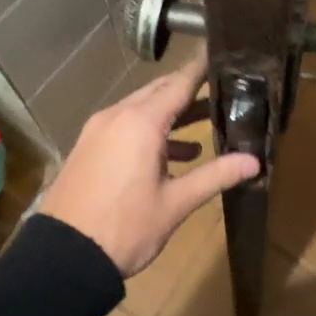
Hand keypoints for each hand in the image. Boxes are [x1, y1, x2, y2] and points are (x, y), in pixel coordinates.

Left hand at [40, 57, 259, 275]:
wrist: (61, 260)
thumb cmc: (124, 228)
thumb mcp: (175, 204)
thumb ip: (215, 175)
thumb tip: (255, 162)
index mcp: (141, 122)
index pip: (180, 83)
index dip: (202, 69)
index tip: (222, 55)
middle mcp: (118, 116)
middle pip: (159, 90)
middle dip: (189, 90)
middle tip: (220, 90)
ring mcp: (98, 130)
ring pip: (140, 107)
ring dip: (169, 114)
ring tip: (202, 128)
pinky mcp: (87, 147)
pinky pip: (124, 125)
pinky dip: (148, 130)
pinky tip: (170, 156)